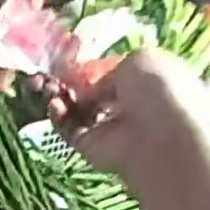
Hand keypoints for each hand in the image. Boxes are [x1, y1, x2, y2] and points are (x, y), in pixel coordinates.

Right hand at [52, 50, 209, 195]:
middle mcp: (126, 105)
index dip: (93, 68)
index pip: (113, 74)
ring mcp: (108, 128)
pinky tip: (54, 105)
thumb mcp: (136, 61)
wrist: (160, 139)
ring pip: (78, 113)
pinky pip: (71, 130)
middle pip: (93, 94)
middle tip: (55, 76)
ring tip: (49, 88)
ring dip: (63, 99)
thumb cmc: (159, 90)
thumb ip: (106, 73)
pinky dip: (60, 118)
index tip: (73, 63)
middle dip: (73, 84)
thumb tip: (87, 91)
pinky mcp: (91, 148)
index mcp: (146, 80)